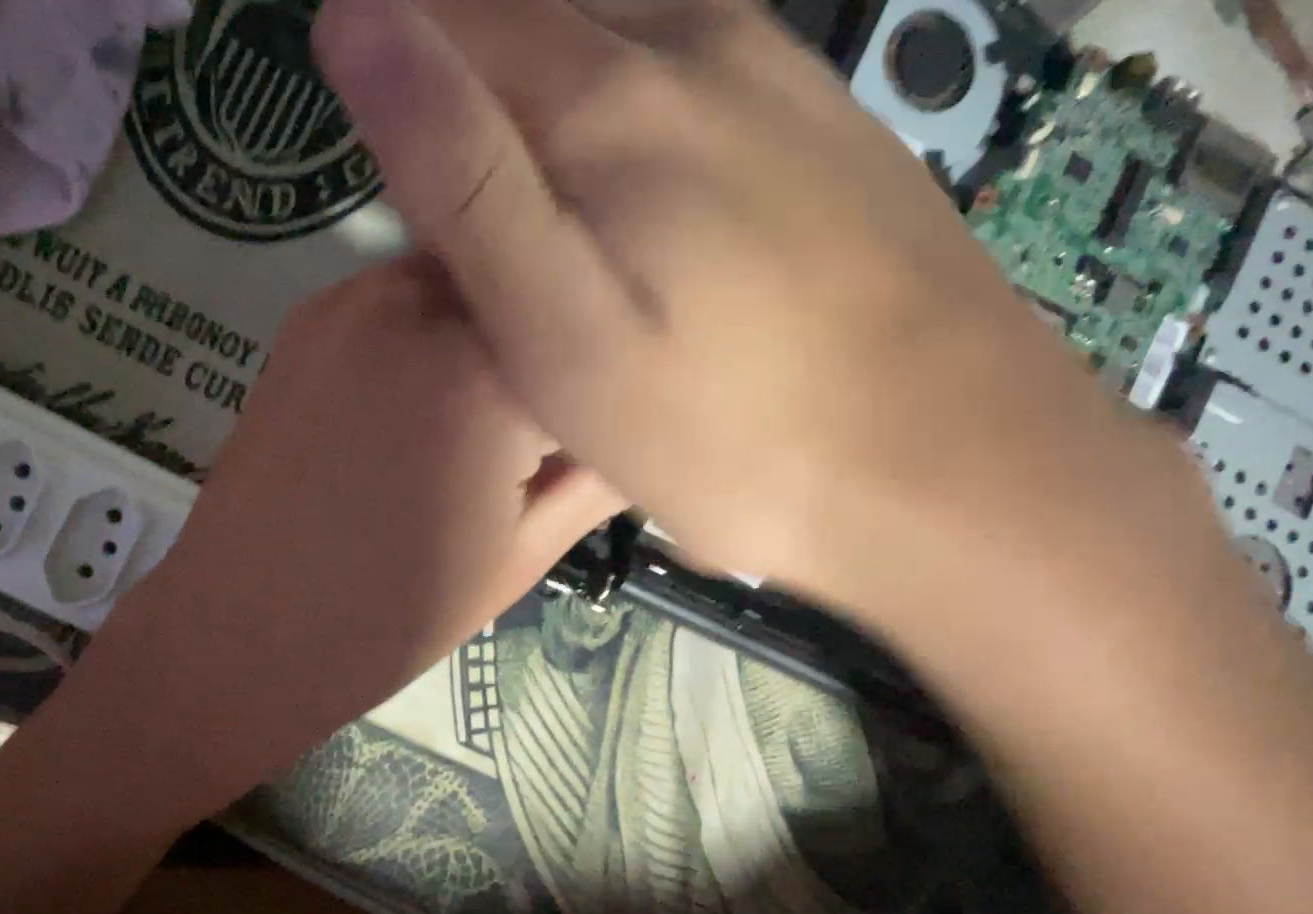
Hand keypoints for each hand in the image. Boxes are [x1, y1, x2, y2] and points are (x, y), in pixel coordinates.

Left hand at [103, 255, 621, 735]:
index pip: (593, 329)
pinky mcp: (307, 316)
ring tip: (487, 406)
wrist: (245, 629)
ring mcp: (350, 300)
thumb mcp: (525, 554)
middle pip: (527, 283)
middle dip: (552, 333)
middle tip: (553, 410)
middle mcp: (417, 303)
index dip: (611, 375)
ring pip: (464, 278)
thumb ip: (601, 472)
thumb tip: (652, 423)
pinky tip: (422, 394)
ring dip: (492, 323)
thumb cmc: (392, 615)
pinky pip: (401, 295)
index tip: (610, 418)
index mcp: (484, 370)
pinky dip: (432, 324)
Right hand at [314, 0, 1172, 614]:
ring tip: (533, 220)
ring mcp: (772, 72)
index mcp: (611, 92)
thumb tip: (356, 20)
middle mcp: (695, 41)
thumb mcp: (558, 331)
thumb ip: (459, 174)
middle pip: (530, 14)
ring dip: (537, 96)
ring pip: (607, 35)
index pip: (450, 15)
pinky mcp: (819, 120)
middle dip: (463, 85)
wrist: (956, 469)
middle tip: (455, 219)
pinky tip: (627, 200)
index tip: (386, 174)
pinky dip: (618, 111)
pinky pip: (681, 70)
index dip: (388, 66)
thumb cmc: (728, 429)